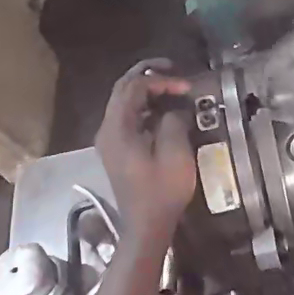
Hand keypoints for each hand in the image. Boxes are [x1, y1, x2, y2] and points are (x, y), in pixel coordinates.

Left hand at [95, 59, 197, 237]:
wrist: (146, 226)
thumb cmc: (162, 190)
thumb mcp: (174, 152)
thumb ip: (172, 121)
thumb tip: (172, 110)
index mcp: (117, 128)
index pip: (134, 88)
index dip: (161, 81)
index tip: (186, 86)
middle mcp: (107, 130)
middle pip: (123, 90)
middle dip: (147, 75)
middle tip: (172, 68)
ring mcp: (110, 141)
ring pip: (123, 103)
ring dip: (146, 91)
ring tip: (171, 85)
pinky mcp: (117, 151)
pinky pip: (127, 118)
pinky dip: (144, 107)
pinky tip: (163, 109)